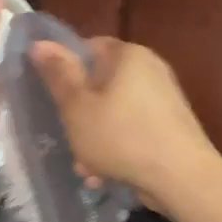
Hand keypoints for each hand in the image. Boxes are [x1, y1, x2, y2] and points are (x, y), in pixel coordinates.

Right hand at [27, 36, 221, 202]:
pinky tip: (107, 174)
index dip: (65, 71)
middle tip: (69, 140)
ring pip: (114, 111)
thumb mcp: (77, 107)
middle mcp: (150, 67)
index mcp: (127, 54)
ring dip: (95, 137)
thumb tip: (39, 43)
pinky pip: (133, 129)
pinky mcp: (172, 125)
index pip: (87, 47)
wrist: (181, 177)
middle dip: (81, 114)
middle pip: (100, 84)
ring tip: (87, 168)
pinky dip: (118, 147)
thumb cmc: (121, 137)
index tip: (54, 99)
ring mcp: (164, 97)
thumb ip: (58, 75)